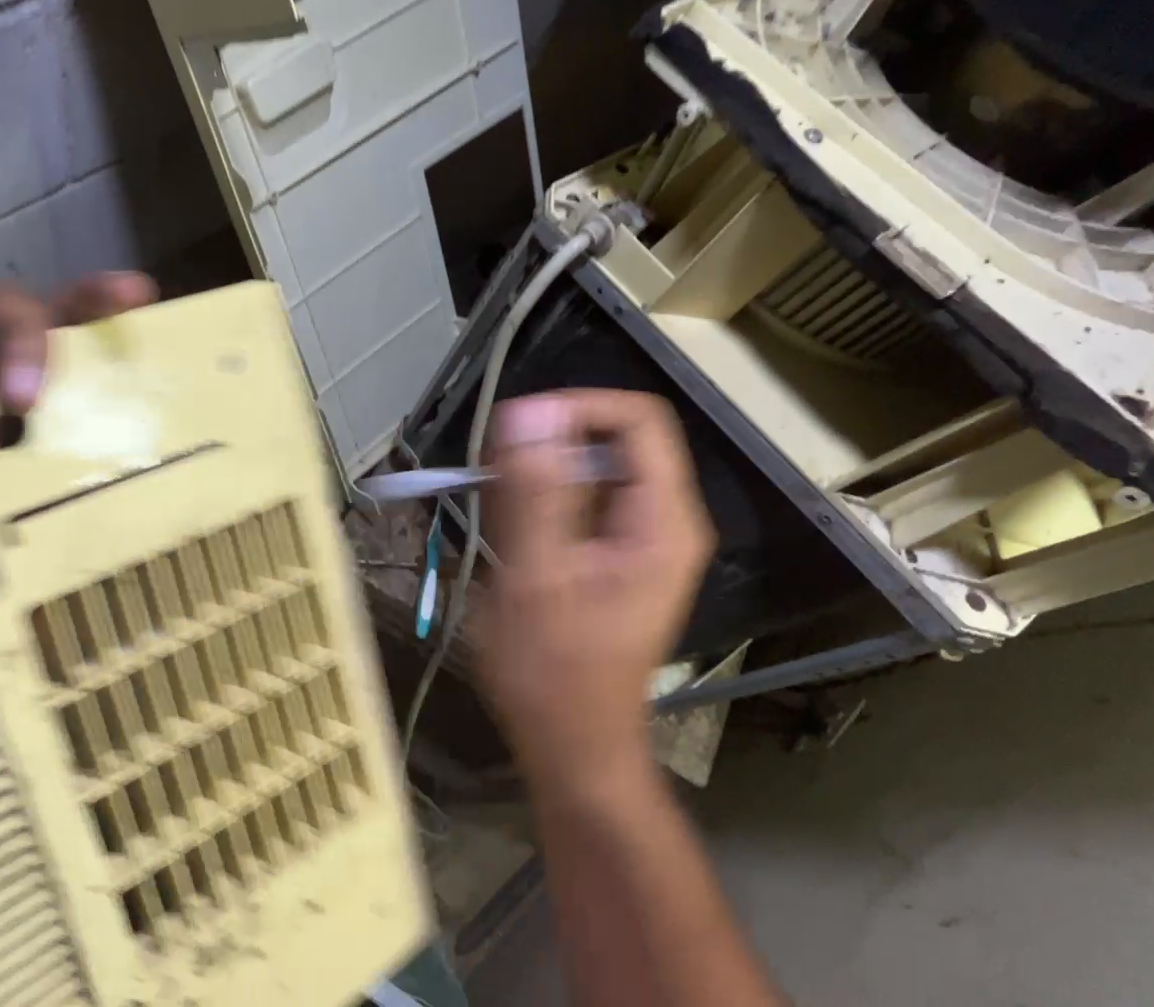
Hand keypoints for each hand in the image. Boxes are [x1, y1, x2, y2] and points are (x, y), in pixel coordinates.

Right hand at [477, 390, 713, 789]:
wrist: (571, 744)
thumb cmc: (552, 671)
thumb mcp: (536, 577)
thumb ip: (534, 493)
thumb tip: (527, 411)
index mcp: (661, 520)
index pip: (636, 420)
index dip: (575, 409)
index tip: (512, 432)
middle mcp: (661, 521)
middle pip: (611, 442)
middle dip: (546, 447)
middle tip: (491, 478)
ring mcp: (638, 542)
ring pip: (589, 473)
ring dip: (536, 477)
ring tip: (493, 509)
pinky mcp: (611, 560)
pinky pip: (578, 505)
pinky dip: (538, 504)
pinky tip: (506, 533)